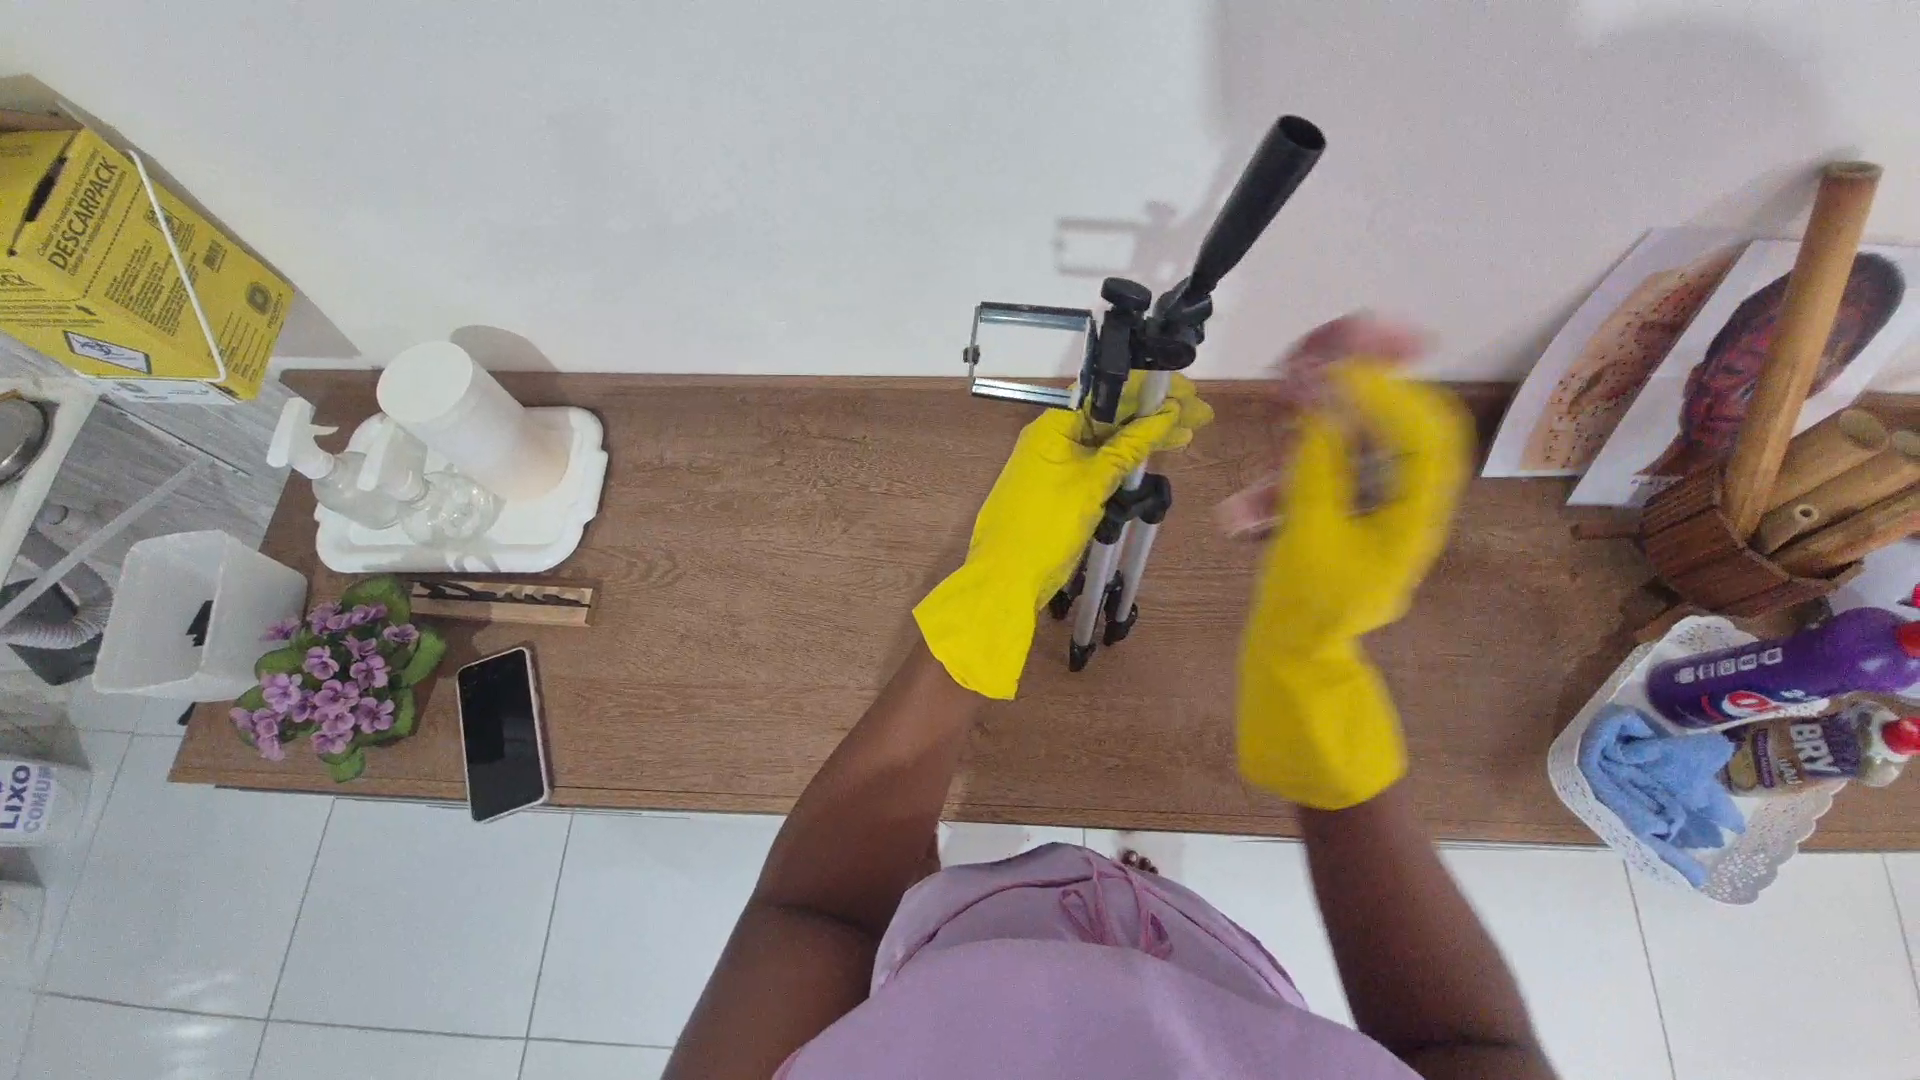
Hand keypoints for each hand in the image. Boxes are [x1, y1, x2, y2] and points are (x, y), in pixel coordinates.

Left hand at [915, 374, 1211, 698]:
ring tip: (1188, 436)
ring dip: (1144, 439)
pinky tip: (1152, 461)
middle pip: (1110, 417)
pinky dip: (1124, 463)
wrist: (1006, 579)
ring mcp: (1055, 466)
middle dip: (1154, 414)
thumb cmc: (1046, 527)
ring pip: (1106, 443)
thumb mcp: (1092, 484)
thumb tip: (1165, 415)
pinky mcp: (1060, 491)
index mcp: (1054, 427)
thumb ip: (1129, 448)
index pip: (1107, 394)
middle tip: (1200, 416)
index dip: (1149, 390)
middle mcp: (1053, 439)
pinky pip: (1097, 466)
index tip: (1186, 391)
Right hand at [1237, 360, 1469, 807]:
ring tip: (1281, 385)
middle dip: (1359, 374)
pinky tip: (1250, 489)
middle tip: (1329, 334)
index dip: (1389, 381)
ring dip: (1314, 410)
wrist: (1291, 658)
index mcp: (1417, 508)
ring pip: (1352, 435)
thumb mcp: (1309, 530)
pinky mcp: (1334, 504)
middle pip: (1394, 417)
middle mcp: (1402, 496)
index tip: (1348, 349)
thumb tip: (1321, 383)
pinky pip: (1317, 465)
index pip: (1421, 427)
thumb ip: (1316, 455)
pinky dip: (1287, 460)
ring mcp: (1368, 499)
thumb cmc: (1308, 607)